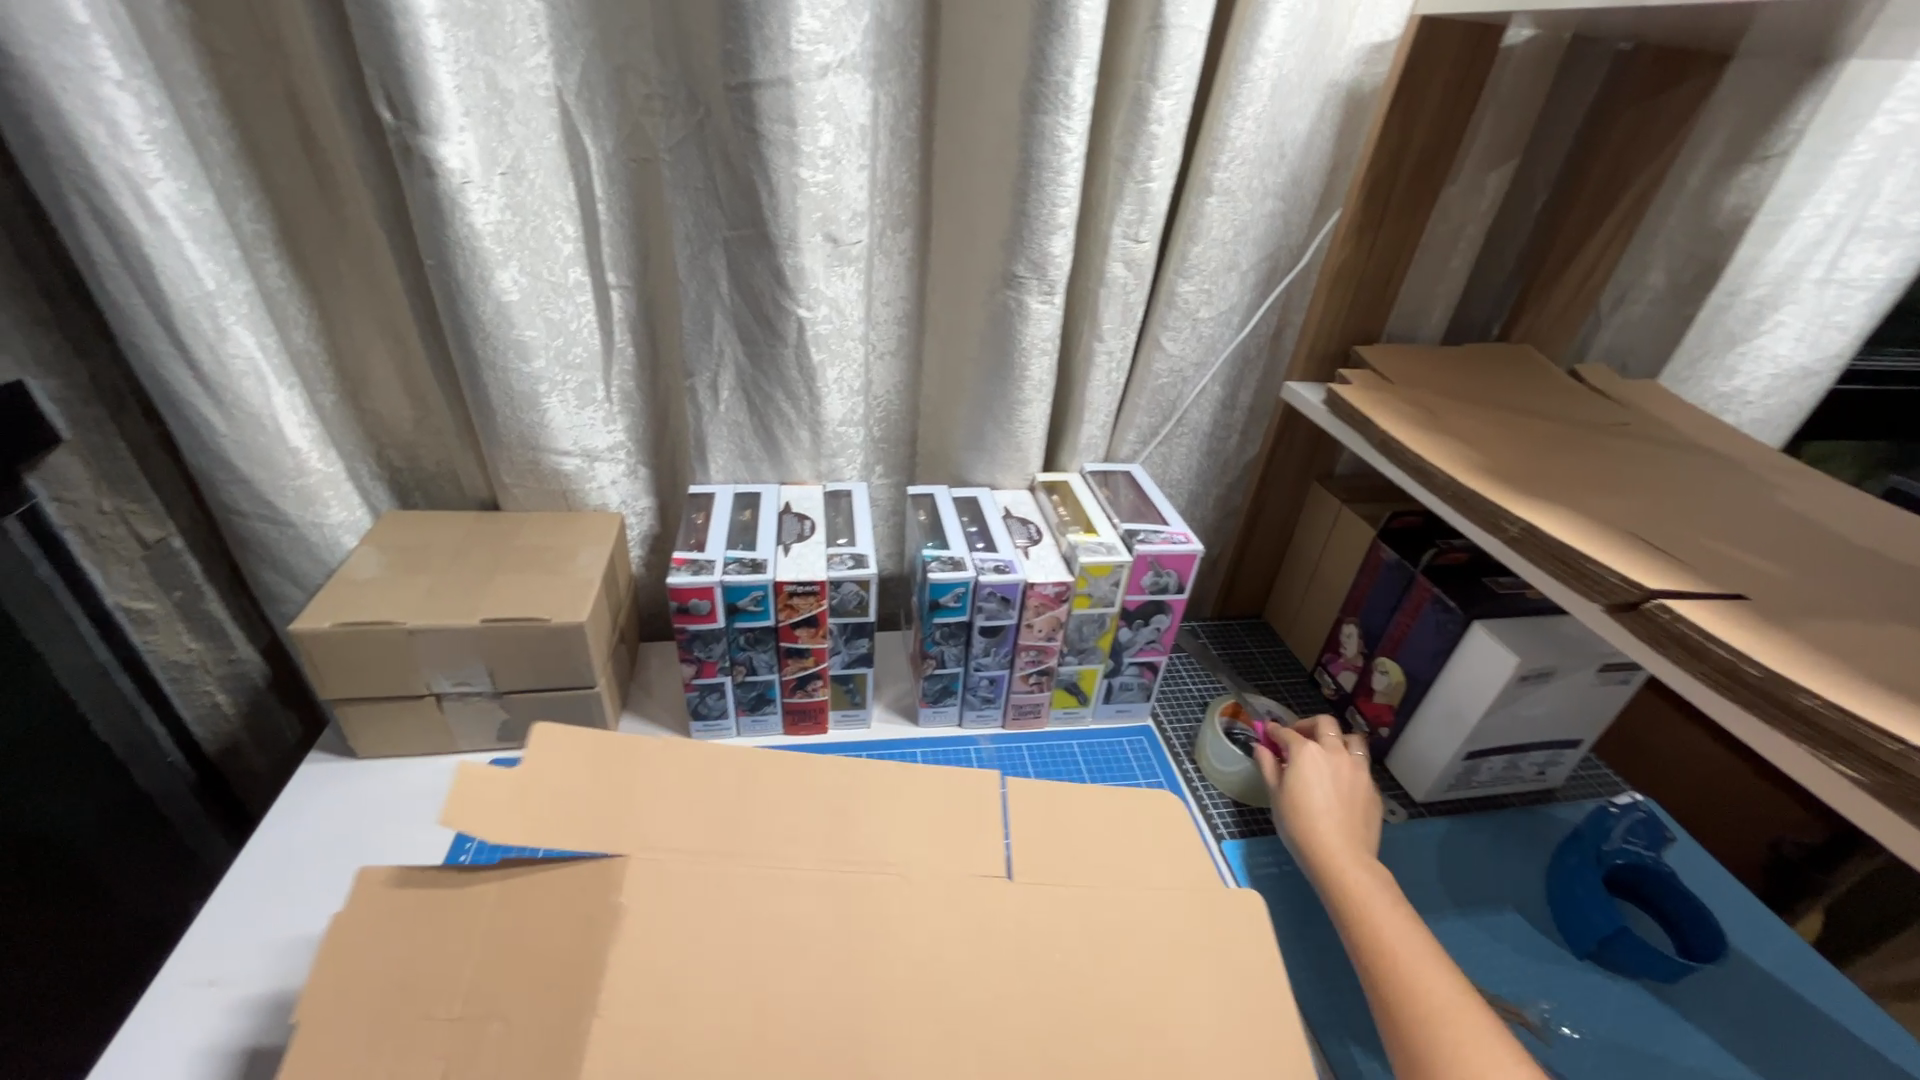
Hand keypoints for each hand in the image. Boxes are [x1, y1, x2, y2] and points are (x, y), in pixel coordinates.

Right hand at [1253, 715, 1382, 882]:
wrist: (1341, 857)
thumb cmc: (1299, 826)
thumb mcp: (1275, 795)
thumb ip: (1268, 766)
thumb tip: (1260, 747)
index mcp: (1306, 752)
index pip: (1287, 732)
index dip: (1275, 730)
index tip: (1268, 731)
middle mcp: (1334, 751)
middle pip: (1324, 724)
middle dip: (1308, 725)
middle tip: (1299, 737)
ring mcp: (1358, 767)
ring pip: (1351, 739)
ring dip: (1337, 739)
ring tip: (1328, 752)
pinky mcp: (1372, 786)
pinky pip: (1361, 764)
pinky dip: (1349, 763)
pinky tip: (1341, 780)